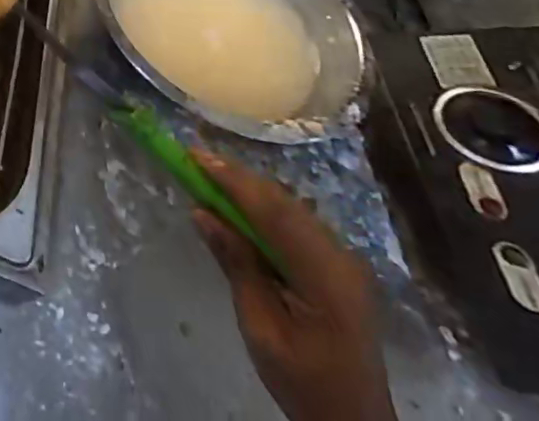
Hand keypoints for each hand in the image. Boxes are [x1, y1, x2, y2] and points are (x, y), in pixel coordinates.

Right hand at [190, 151, 396, 420]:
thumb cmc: (302, 381)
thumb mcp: (260, 328)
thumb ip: (236, 265)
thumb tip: (202, 212)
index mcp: (325, 275)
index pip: (272, 212)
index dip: (232, 180)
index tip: (195, 155)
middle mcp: (340, 256)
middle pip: (283, 202)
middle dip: (237, 177)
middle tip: (194, 157)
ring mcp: (344, 258)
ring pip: (290, 207)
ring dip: (249, 189)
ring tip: (209, 174)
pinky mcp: (338, 264)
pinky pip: (296, 222)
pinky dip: (264, 207)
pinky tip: (239, 205)